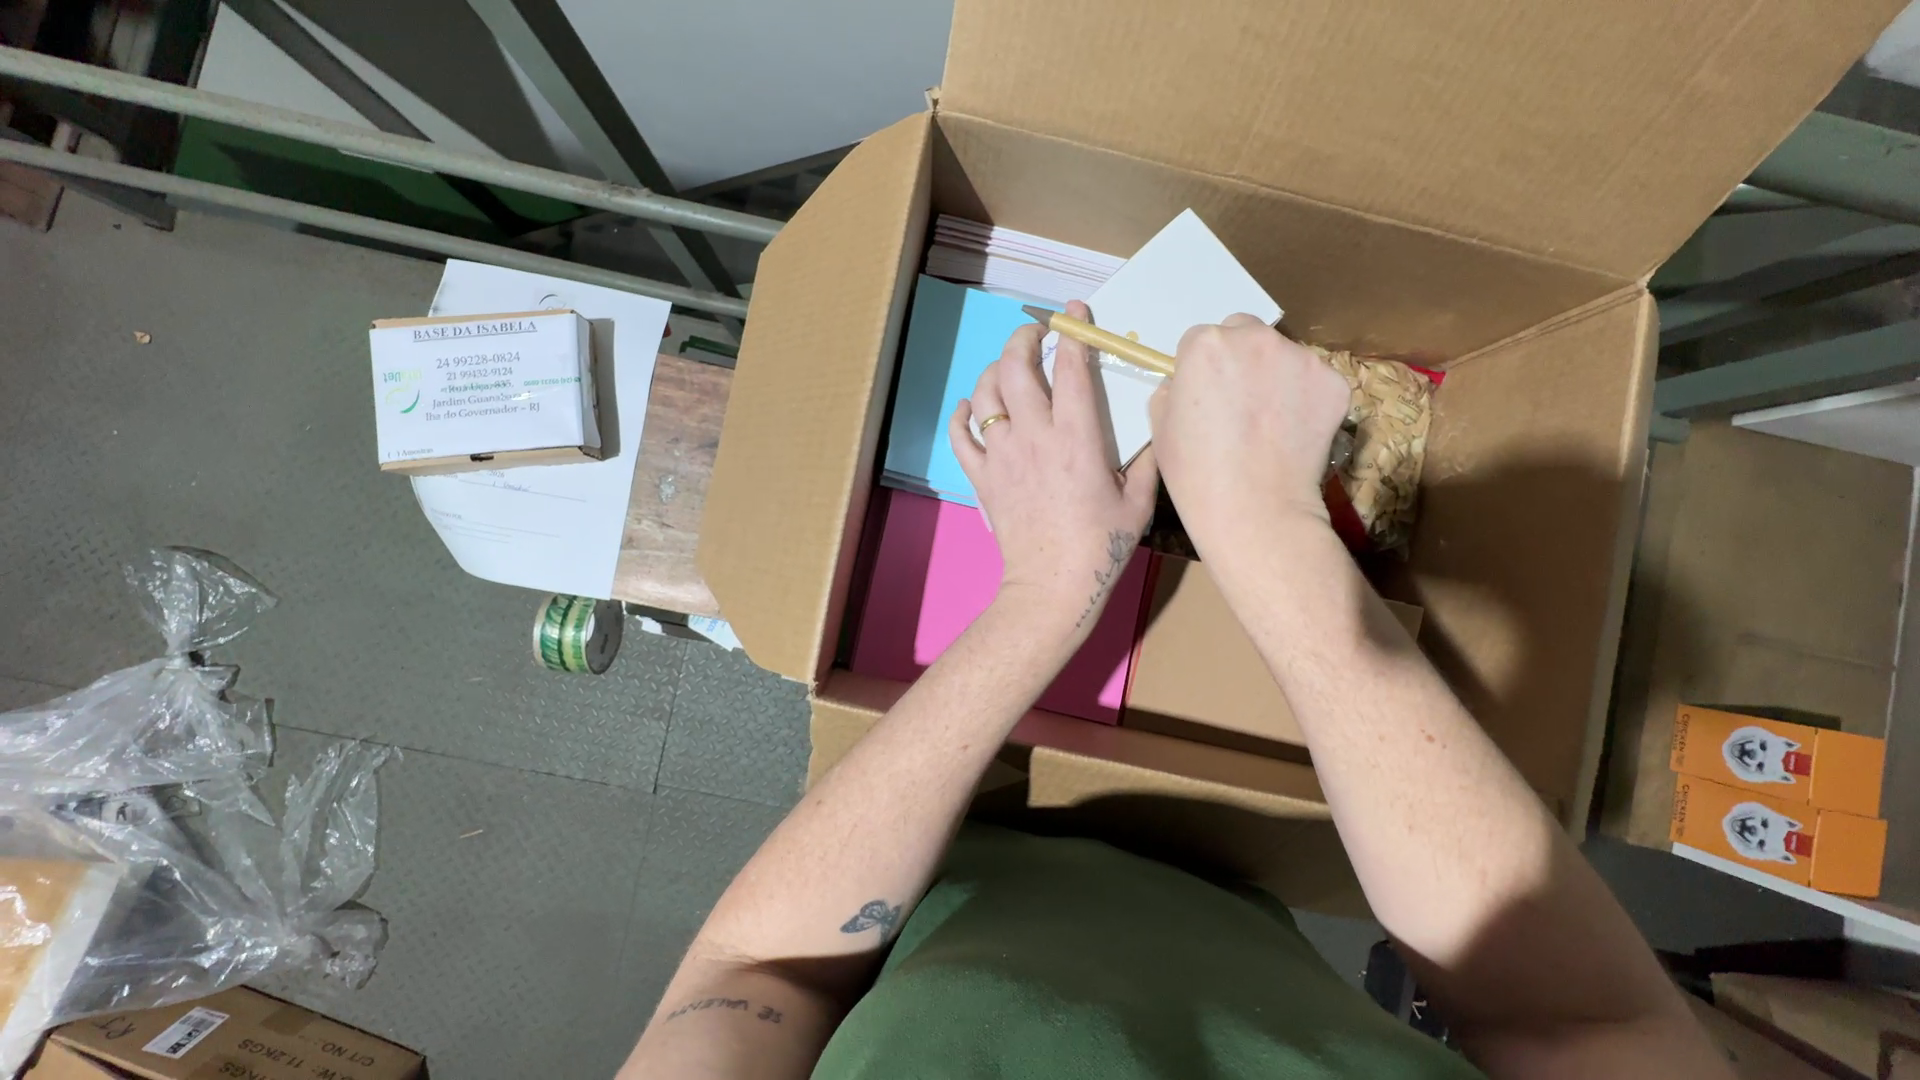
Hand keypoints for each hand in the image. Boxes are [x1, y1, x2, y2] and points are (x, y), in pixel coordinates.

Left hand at [949, 300, 1158, 633]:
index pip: (1071, 369)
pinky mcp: (982, 478)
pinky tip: (969, 407)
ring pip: (985, 395)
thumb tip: (1158, 427)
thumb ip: (1149, 459)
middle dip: (1023, 340)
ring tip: (1008, 366)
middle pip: (1016, 370)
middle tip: (1035, 334)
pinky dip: (961, 416)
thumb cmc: (1100, 546)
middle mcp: (1034, 437)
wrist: (1053, 586)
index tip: (1072, 313)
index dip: (1073, 333)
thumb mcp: (1138, 502)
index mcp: (1077, 438)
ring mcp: (1002, 456)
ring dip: (994, 371)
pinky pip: (960, 437)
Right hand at [1148, 315, 1349, 558]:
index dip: (1200, 369)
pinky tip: (1292, 433)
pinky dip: (1305, 399)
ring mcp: (1301, 358)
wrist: (1255, 510)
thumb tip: (1190, 383)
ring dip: (1274, 376)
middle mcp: (1255, 339)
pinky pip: (1313, 381)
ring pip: (1282, 356)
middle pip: (1245, 334)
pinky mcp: (1335, 382)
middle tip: (1238, 403)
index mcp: (1205, 344)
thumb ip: (1174, 388)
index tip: (1204, 397)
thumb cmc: (1195, 473)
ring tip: (1267, 423)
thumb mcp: (1160, 426)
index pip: (1200, 340)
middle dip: (1240, 359)